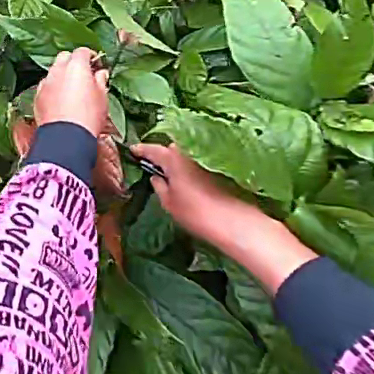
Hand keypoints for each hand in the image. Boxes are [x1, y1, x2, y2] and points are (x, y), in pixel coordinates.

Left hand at [33, 48, 109, 136]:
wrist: (66, 136)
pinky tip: (60, 99)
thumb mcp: (102, 96)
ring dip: (62, 75)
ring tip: (72, 88)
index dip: (90, 56)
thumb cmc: (88, 116)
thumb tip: (100, 73)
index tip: (96, 64)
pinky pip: (46, 86)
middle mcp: (57, 70)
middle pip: (64, 57)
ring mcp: (45, 83)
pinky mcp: (37, 96)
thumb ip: (100, 80)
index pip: (82, 51)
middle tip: (84, 74)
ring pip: (53, 72)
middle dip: (73, 62)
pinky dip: (53, 88)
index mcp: (76, 66)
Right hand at [130, 143, 316, 292]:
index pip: (151, 149)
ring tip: (174, 173)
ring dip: (181, 160)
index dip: (141, 150)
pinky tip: (192, 179)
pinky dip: (195, 167)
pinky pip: (202, 162)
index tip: (133, 150)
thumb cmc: (198, 213)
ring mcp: (209, 158)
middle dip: (164, 153)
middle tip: (156, 165)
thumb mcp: (169, 203)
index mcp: (173, 157)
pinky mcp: (224, 167)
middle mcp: (191, 151)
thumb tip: (157, 177)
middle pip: (173, 148)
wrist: (240, 225)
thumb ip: (159, 186)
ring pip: (189, 154)